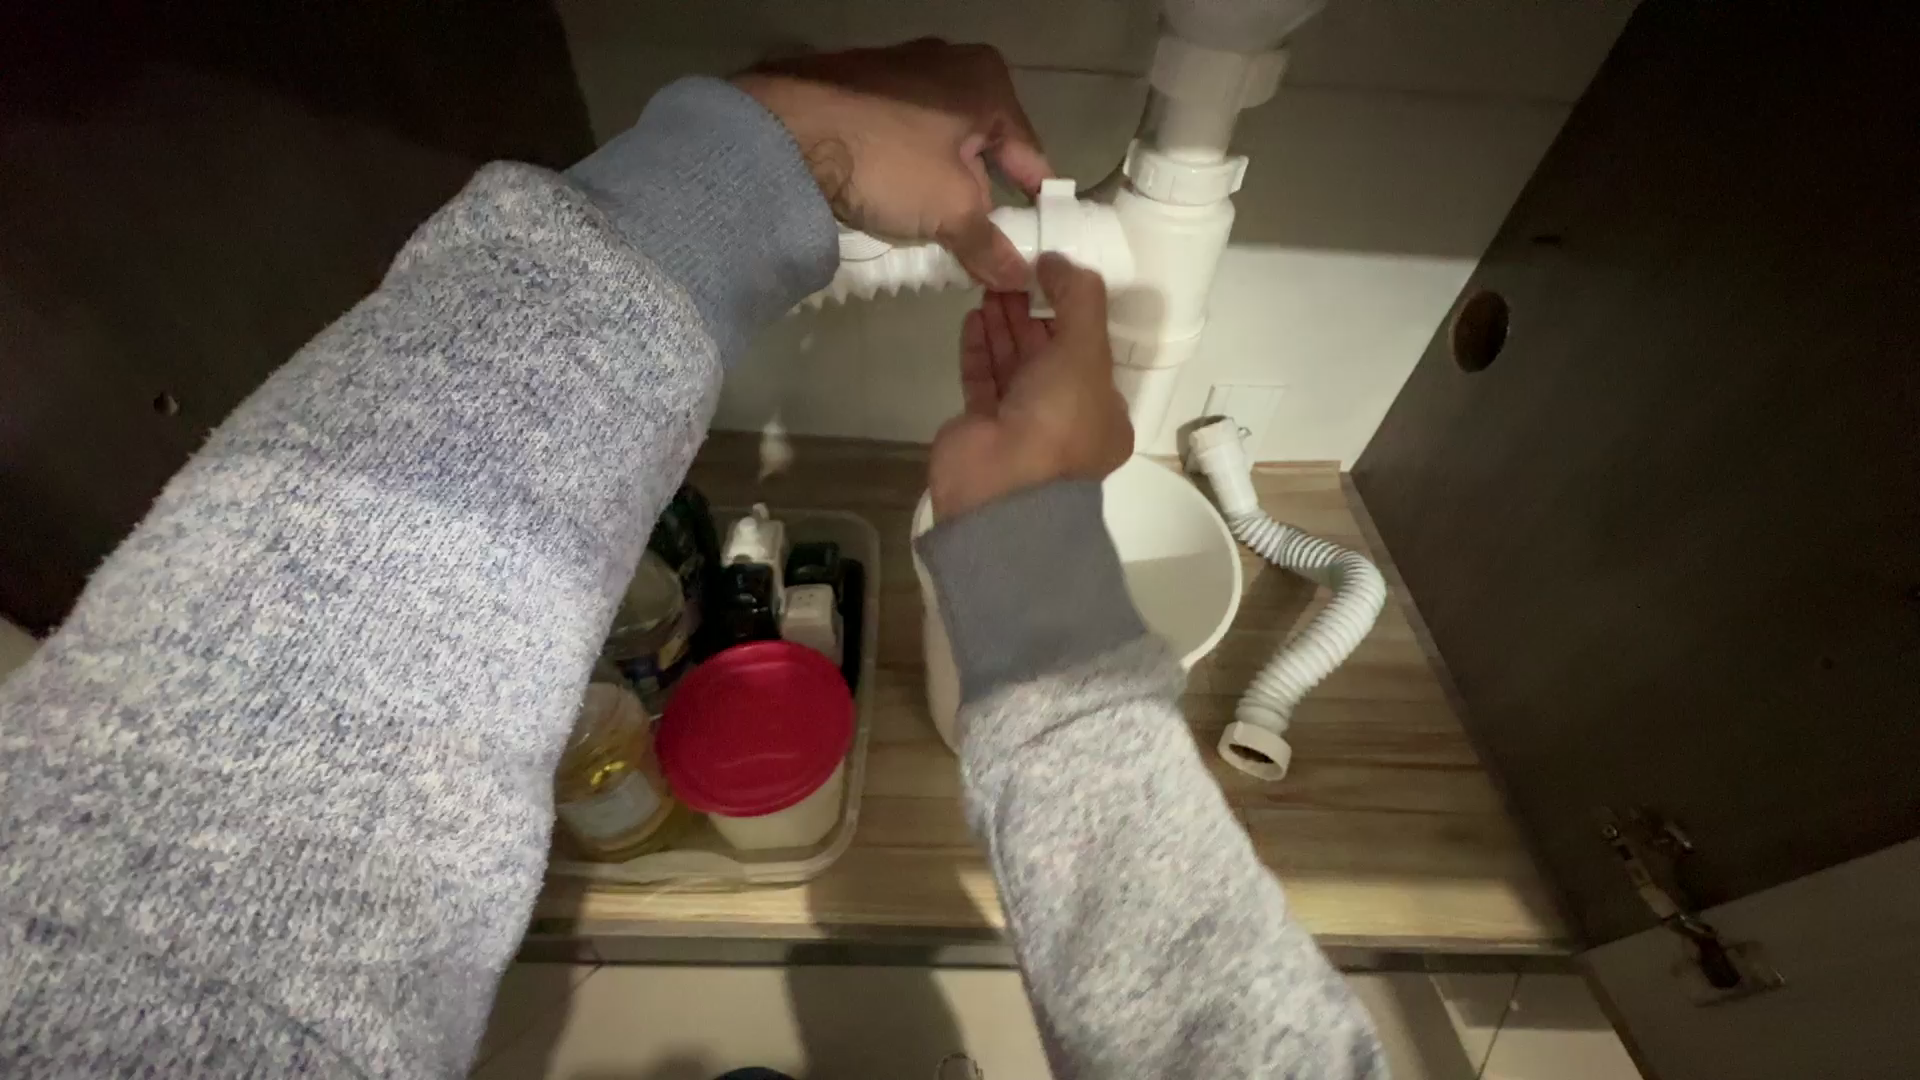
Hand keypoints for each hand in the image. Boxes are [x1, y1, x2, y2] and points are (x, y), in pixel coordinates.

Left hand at [733, 40, 1051, 289]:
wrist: (786, 133)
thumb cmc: (889, 161)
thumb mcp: (951, 209)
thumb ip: (991, 245)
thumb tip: (1021, 278)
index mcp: (989, 83)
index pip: (1031, 158)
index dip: (1037, 208)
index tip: (1037, 247)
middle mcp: (953, 67)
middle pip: (987, 154)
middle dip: (986, 205)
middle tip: (983, 252)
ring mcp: (904, 75)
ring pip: (946, 151)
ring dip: (946, 195)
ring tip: (939, 237)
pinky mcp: (865, 92)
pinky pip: (908, 144)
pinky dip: (912, 178)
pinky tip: (899, 206)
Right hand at [929, 254, 1132, 517]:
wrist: (1002, 485)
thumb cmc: (1058, 419)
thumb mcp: (1086, 352)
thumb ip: (1079, 298)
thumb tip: (1057, 261)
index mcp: (1101, 412)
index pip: (1088, 353)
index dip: (1070, 313)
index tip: (1050, 278)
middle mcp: (1063, 419)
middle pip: (1046, 355)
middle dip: (1030, 314)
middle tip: (1011, 273)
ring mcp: (1020, 426)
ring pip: (1012, 365)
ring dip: (1002, 326)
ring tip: (988, 284)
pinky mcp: (982, 427)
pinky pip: (982, 380)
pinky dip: (979, 350)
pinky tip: (973, 318)